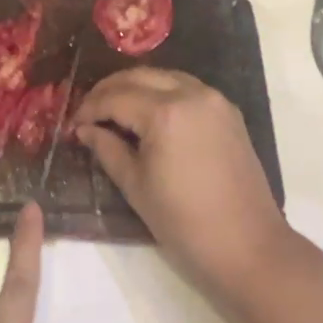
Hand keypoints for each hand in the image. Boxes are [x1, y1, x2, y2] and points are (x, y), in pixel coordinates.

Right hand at [72, 69, 289, 297]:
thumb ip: (107, 149)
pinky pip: (187, 87)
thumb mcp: (136, 187)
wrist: (248, 246)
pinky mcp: (228, 111)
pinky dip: (163, 91)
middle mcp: (190, 93)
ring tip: (115, 109)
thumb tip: (85, 129)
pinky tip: (149, 112)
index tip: (73, 124)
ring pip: (164, 76)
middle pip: (139, 76)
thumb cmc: (185, 222)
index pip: (116, 98)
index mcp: (165, 112)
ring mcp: (213, 99)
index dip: (90, 108)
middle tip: (89, 111)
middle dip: (110, 90)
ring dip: (136, 86)